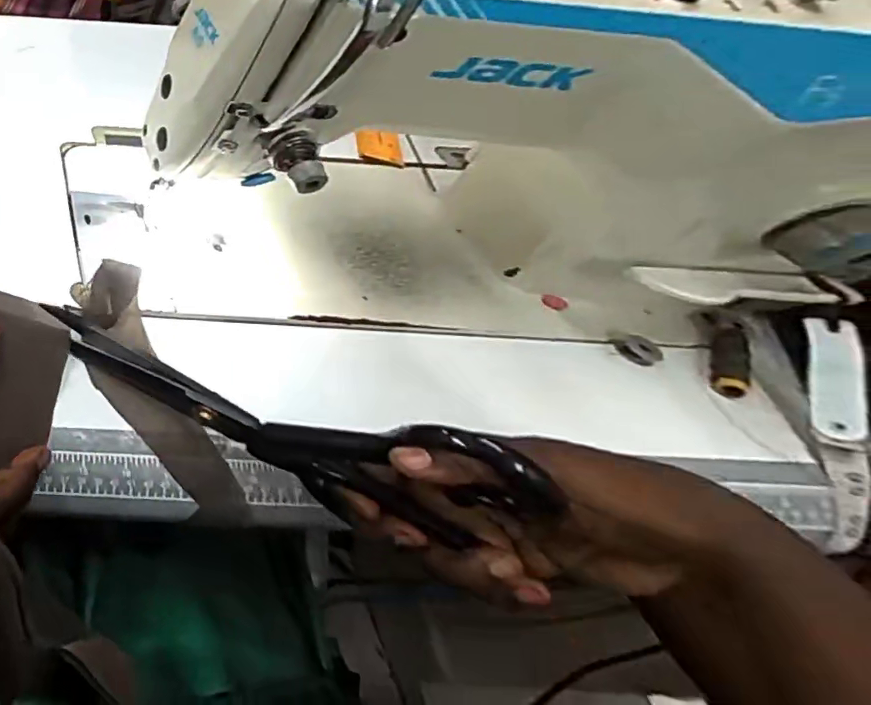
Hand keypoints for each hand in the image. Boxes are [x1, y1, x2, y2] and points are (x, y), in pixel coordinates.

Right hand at [348, 437, 775, 605]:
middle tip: (420, 541)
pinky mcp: (513, 562)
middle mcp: (464, 492)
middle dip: (412, 533)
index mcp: (461, 458)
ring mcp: (488, 529)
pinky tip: (532, 589)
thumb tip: (400, 459)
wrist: (688, 544)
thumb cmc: (609, 485)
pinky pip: (484, 581)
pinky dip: (503, 590)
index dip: (370, 484)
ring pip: (443, 553)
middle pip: (408, 513)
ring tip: (508, 570)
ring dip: (467, 567)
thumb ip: (462, 464)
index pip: (395, 467)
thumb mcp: (534, 466)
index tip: (361, 503)